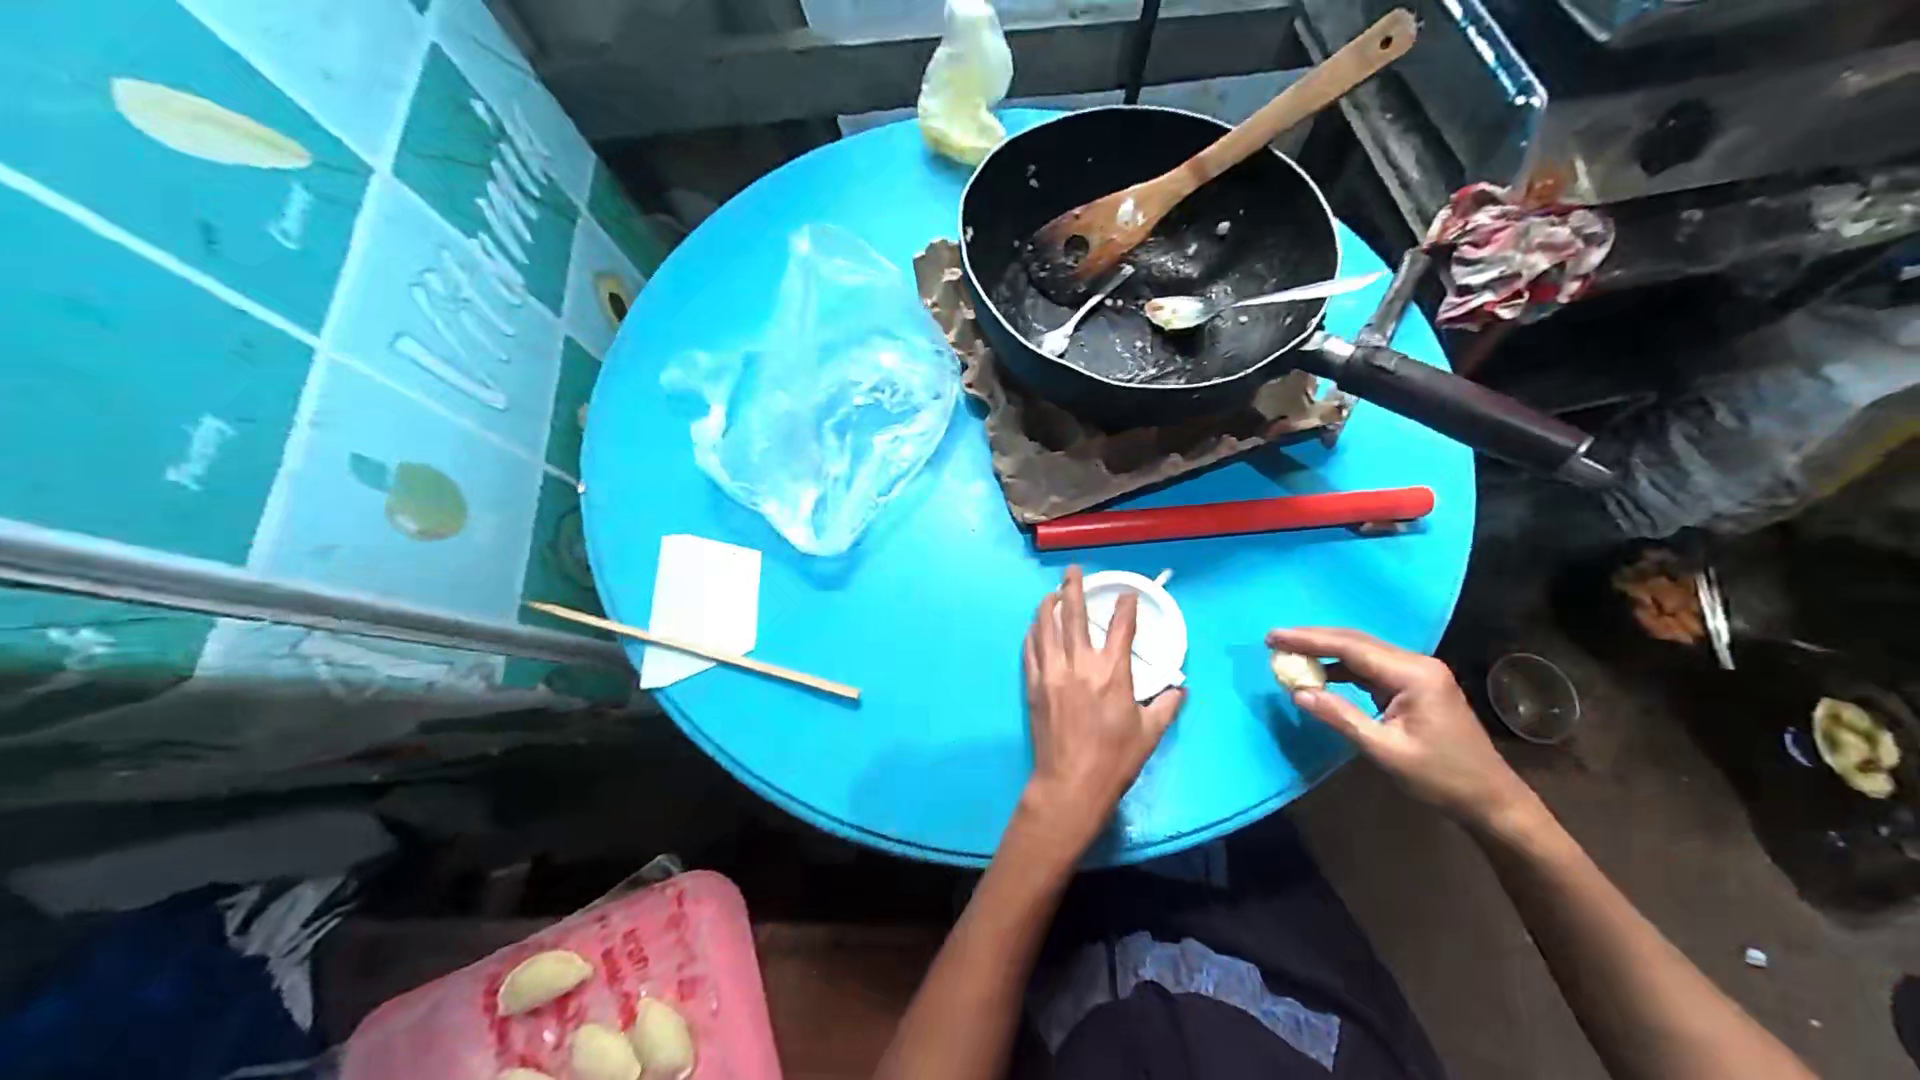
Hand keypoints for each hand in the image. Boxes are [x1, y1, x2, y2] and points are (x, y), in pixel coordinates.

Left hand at [1020, 567, 1185, 851]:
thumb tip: (1181, 690)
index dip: (1126, 606)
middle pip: (1074, 616)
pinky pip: (1030, 651)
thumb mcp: (1150, 733)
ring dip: (1048, 605)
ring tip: (1051, 592)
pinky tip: (1034, 626)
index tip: (1127, 594)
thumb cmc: (1115, 758)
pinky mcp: (1033, 686)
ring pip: (1047, 628)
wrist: (1071, 782)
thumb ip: (1167, 707)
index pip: (1121, 628)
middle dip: (1074, 588)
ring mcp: (1052, 673)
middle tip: (1073, 571)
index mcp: (1113, 672)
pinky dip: (1033, 634)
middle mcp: (1080, 664)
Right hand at [1267, 627, 1537, 832]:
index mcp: (1414, 675)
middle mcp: (1417, 664)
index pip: (1350, 647)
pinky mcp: (1414, 685)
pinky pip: (1369, 667)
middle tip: (1273, 640)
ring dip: (1324, 651)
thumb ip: (1340, 717)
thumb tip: (1298, 692)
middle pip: (1355, 641)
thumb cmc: (1441, 778)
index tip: (1273, 637)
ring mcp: (1418, 673)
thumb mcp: (1385, 751)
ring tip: (1289, 654)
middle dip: (1312, 639)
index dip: (1308, 640)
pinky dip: (1340, 667)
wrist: (1491, 799)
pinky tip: (1319, 673)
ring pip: (1361, 651)